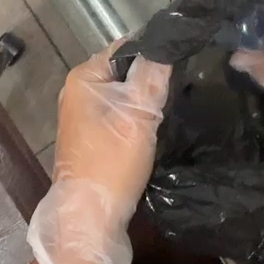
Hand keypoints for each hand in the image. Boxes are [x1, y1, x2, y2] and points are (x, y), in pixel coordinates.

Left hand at [27, 43, 171, 263]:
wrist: (89, 219)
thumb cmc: (111, 162)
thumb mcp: (138, 114)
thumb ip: (152, 75)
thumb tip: (166, 44)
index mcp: (84, 78)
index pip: (125, 47)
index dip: (155, 50)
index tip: (185, 58)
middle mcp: (78, 92)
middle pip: (125, 71)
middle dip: (152, 77)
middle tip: (184, 85)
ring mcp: (83, 117)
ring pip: (124, 95)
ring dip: (146, 100)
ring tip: (176, 105)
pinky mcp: (91, 139)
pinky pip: (120, 116)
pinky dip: (137, 119)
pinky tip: (157, 129)